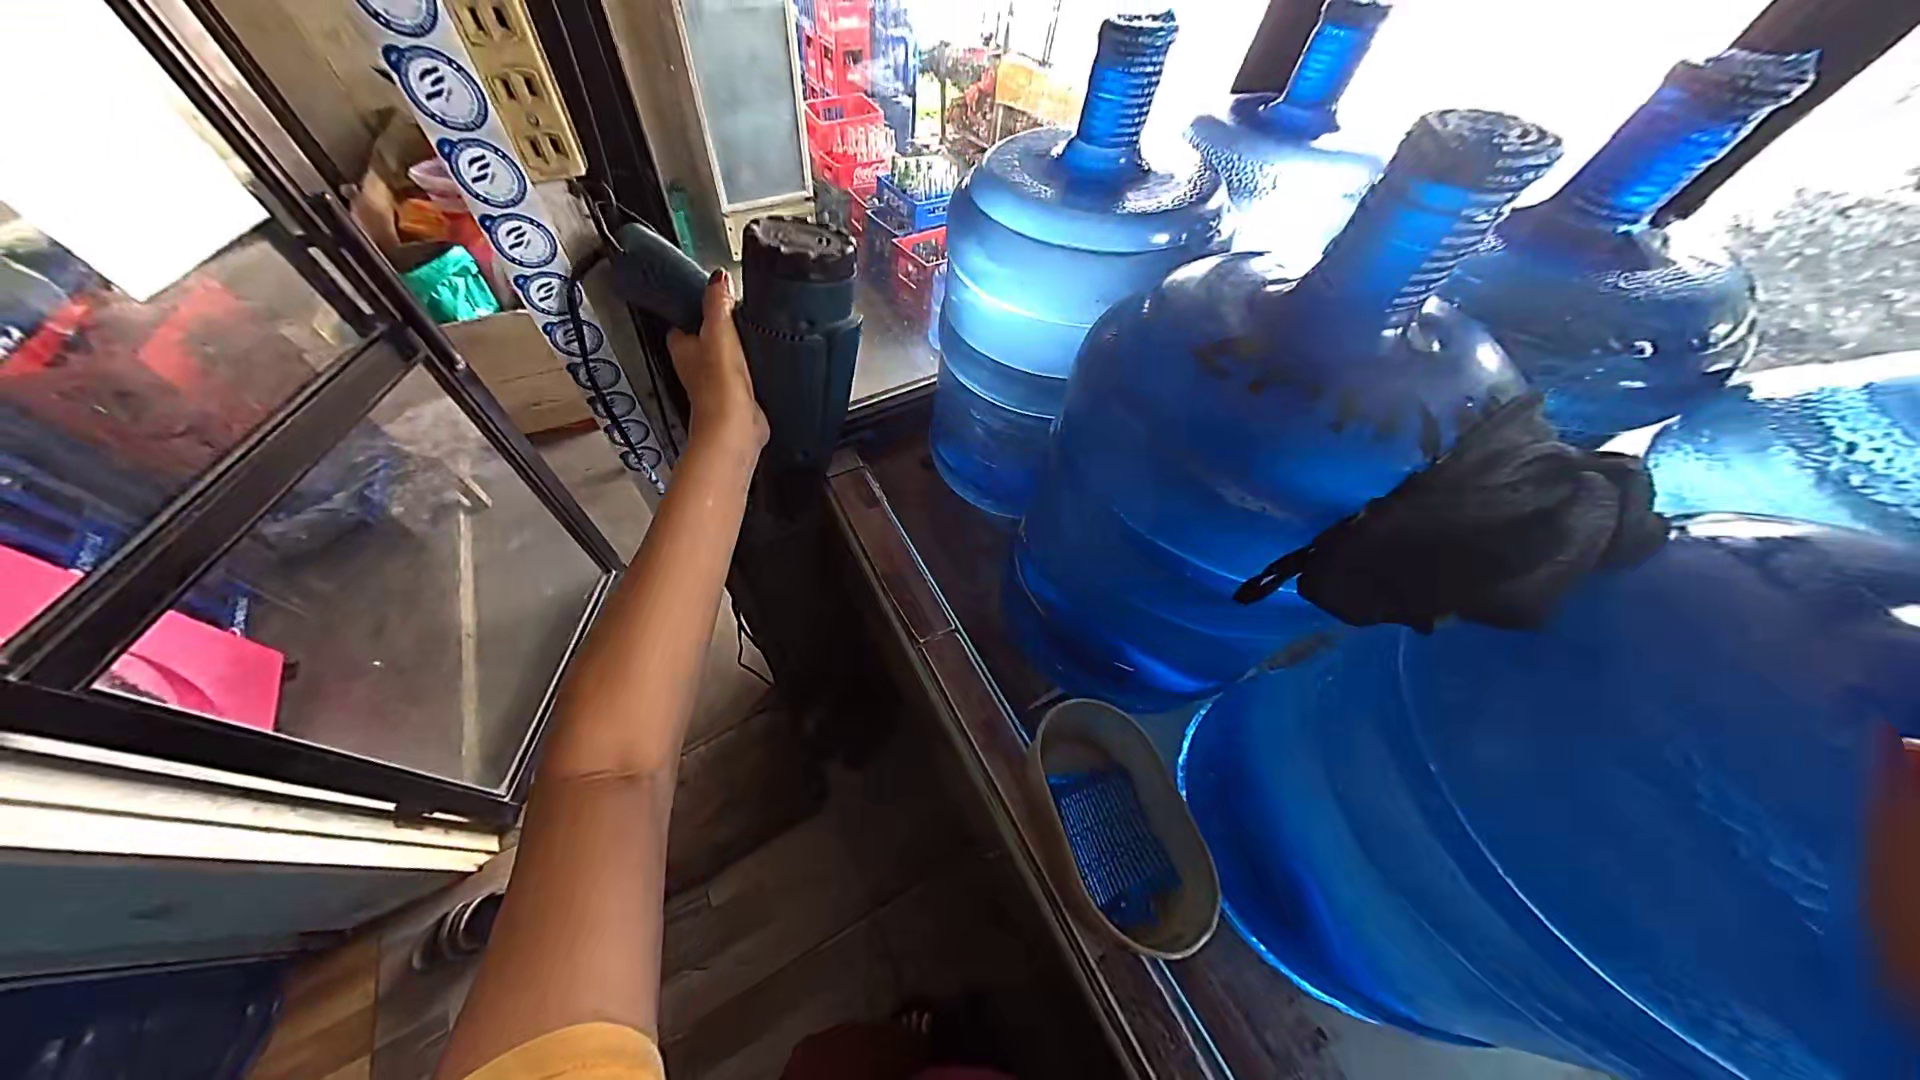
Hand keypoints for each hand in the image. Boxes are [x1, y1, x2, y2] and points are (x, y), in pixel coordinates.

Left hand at [667, 270, 768, 451]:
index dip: (692, 309)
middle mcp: (697, 368)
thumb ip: (718, 303)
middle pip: (705, 341)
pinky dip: (753, 373)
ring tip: (755, 337)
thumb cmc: (718, 388)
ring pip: (725, 360)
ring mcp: (718, 385)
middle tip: (738, 315)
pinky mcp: (740, 399)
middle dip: (719, 331)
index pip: (681, 322)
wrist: (736, 429)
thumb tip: (719, 276)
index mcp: (683, 349)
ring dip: (737, 352)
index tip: (709, 297)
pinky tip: (765, 366)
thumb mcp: (719, 333)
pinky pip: (745, 379)